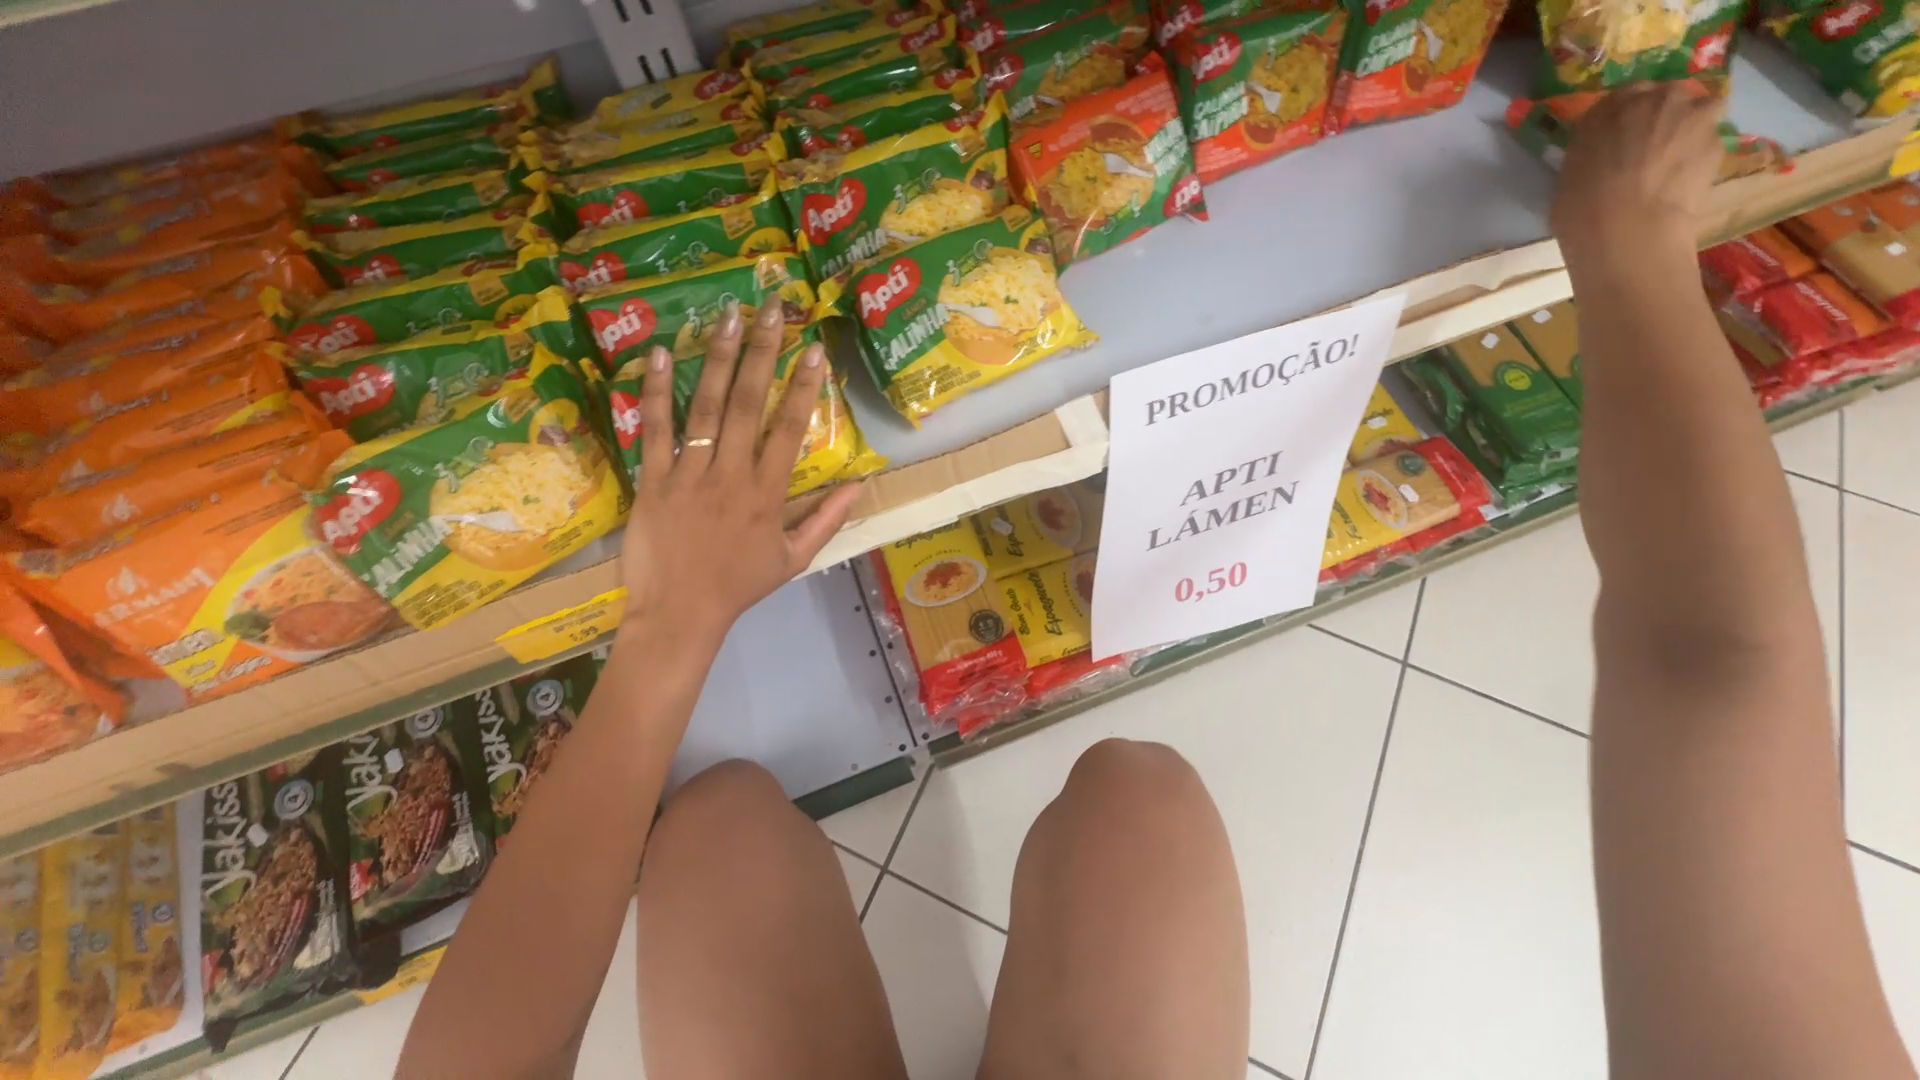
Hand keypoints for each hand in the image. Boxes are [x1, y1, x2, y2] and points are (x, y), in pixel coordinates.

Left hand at [619, 301, 863, 644]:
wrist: (680, 615)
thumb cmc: (739, 586)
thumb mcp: (793, 559)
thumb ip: (826, 520)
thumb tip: (859, 485)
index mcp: (767, 494)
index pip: (789, 429)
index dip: (803, 387)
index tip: (813, 349)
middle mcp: (730, 475)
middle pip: (748, 404)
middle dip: (761, 353)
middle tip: (770, 307)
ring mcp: (688, 475)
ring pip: (705, 408)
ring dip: (715, 359)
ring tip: (726, 316)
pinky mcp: (651, 481)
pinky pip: (654, 431)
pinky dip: (654, 393)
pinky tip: (656, 354)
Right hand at [1551, 82, 1724, 261]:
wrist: (1627, 229)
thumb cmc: (1580, 207)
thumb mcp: (1569, 174)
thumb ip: (1591, 150)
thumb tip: (1601, 152)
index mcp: (1610, 107)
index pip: (1623, 97)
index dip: (1622, 117)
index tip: (1617, 136)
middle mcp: (1656, 100)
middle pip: (1666, 97)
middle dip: (1661, 117)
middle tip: (1647, 148)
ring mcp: (1693, 116)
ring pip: (1698, 112)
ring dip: (1688, 129)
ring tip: (1671, 162)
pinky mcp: (1718, 141)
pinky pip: (1707, 142)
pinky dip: (1698, 156)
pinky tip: (1682, 180)